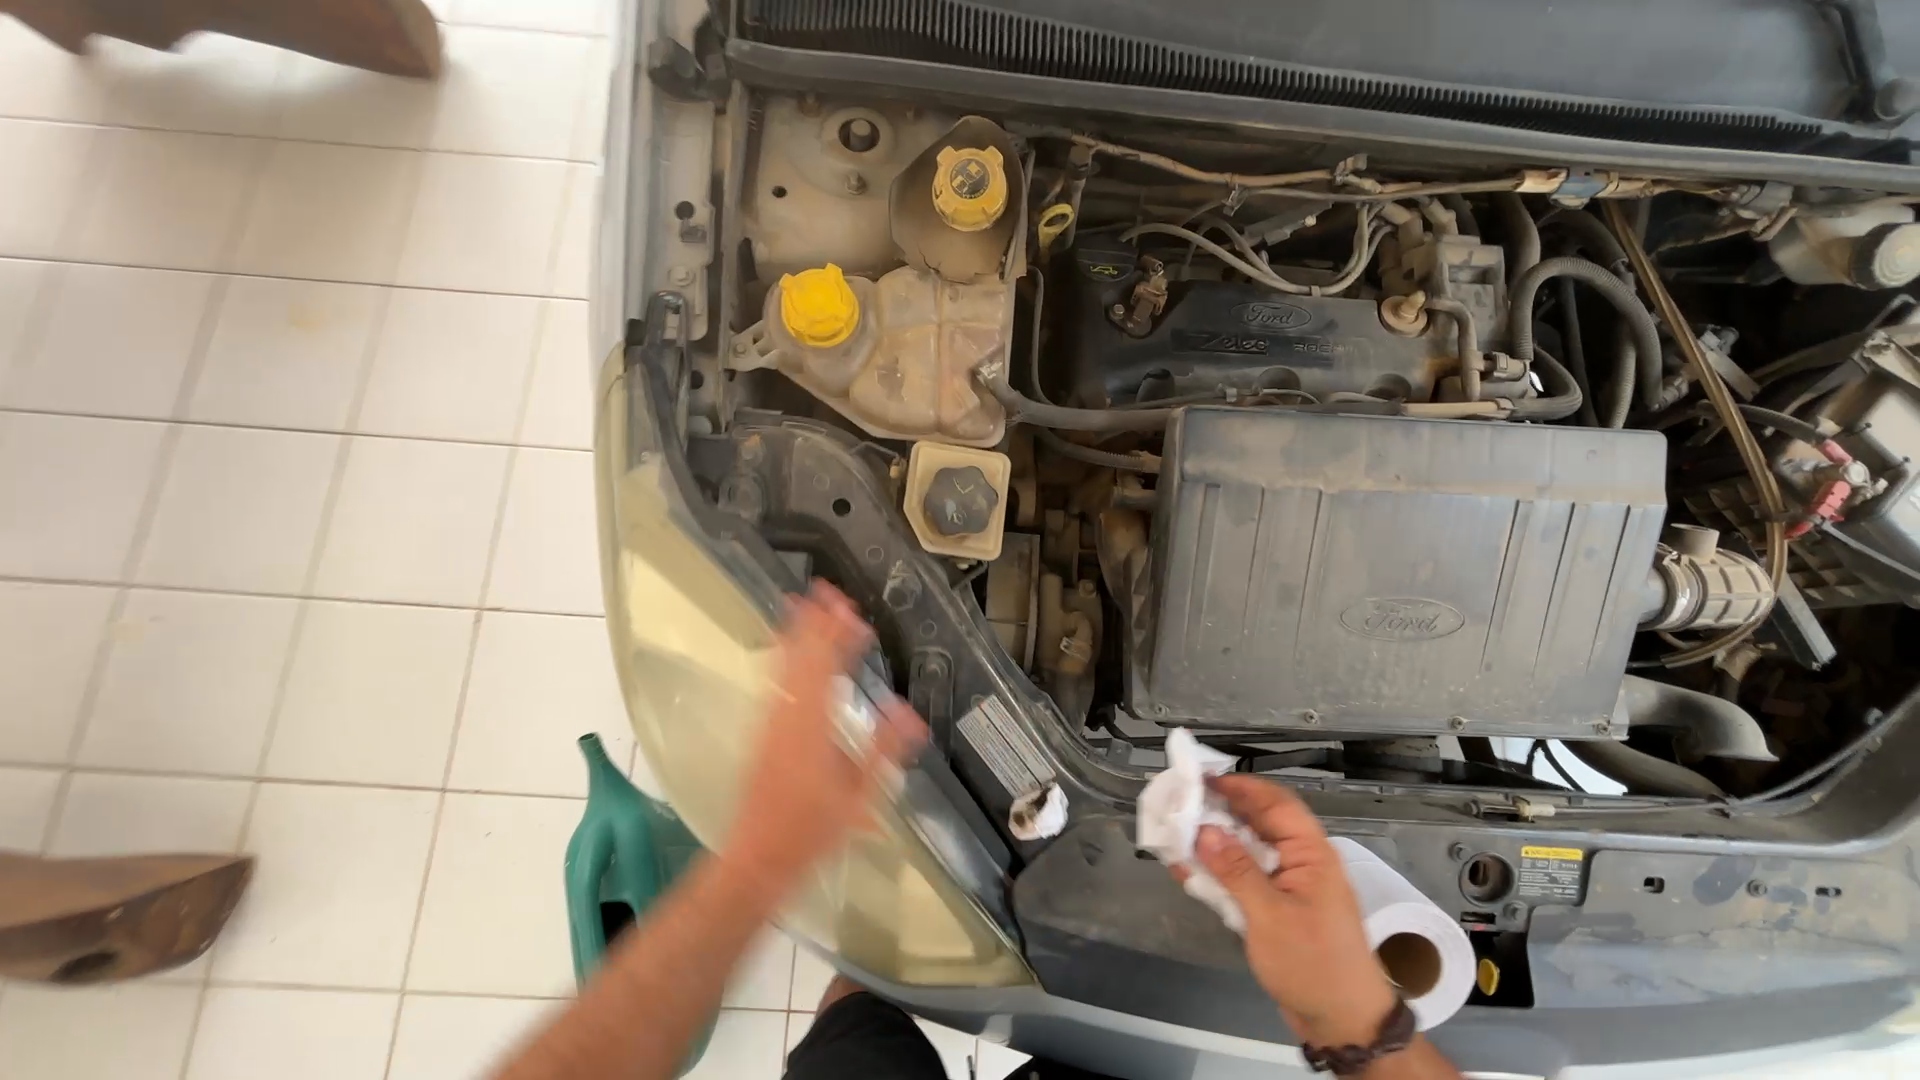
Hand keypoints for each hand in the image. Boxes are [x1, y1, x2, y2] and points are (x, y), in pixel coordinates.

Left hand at [723, 581, 926, 897]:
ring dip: (796, 633)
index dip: (838, 634)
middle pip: (800, 656)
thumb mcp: (860, 794)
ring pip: (782, 665)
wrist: (758, 857)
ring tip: (804, 605)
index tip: (850, 610)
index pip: (828, 666)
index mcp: (814, 724)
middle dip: (814, 621)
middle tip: (826, 592)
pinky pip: (773, 681)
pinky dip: (782, 657)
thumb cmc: (812, 828)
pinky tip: (786, 652)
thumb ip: (885, 747)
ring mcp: (769, 722)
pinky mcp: (761, 732)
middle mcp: (787, 714)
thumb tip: (909, 709)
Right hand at [1177, 775, 1396, 1046]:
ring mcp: (1289, 886)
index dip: (1241, 787)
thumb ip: (1236, 870)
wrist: (1344, 1024)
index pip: (1276, 804)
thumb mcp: (1270, 917)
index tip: (1203, 779)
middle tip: (1182, 805)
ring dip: (1215, 843)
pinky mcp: (1277, 908)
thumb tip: (1203, 830)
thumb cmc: (1314, 965)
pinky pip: (1245, 878)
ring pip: (1248, 850)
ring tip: (1178, 835)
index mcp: (1312, 855)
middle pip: (1259, 823)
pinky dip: (1219, 872)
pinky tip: (1191, 871)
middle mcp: (1302, 863)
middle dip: (1221, 812)